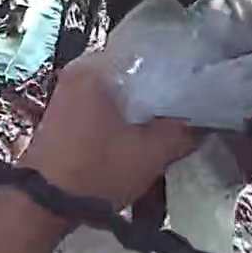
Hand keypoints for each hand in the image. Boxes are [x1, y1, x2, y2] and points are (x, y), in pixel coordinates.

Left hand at [19, 57, 197, 209]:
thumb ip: (183, 130)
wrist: (45, 200)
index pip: (148, 52)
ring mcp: (69, 88)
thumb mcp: (151, 153)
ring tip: (176, 118)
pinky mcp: (66, 108)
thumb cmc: (96, 170)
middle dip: (163, 87)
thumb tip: (206, 117)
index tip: (204, 83)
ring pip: (120, 87)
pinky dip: (126, 111)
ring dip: (144, 102)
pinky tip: (145, 128)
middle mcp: (79, 70)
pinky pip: (105, 99)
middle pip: (134, 70)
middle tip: (194, 103)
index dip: (180, 68)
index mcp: (95, 68)